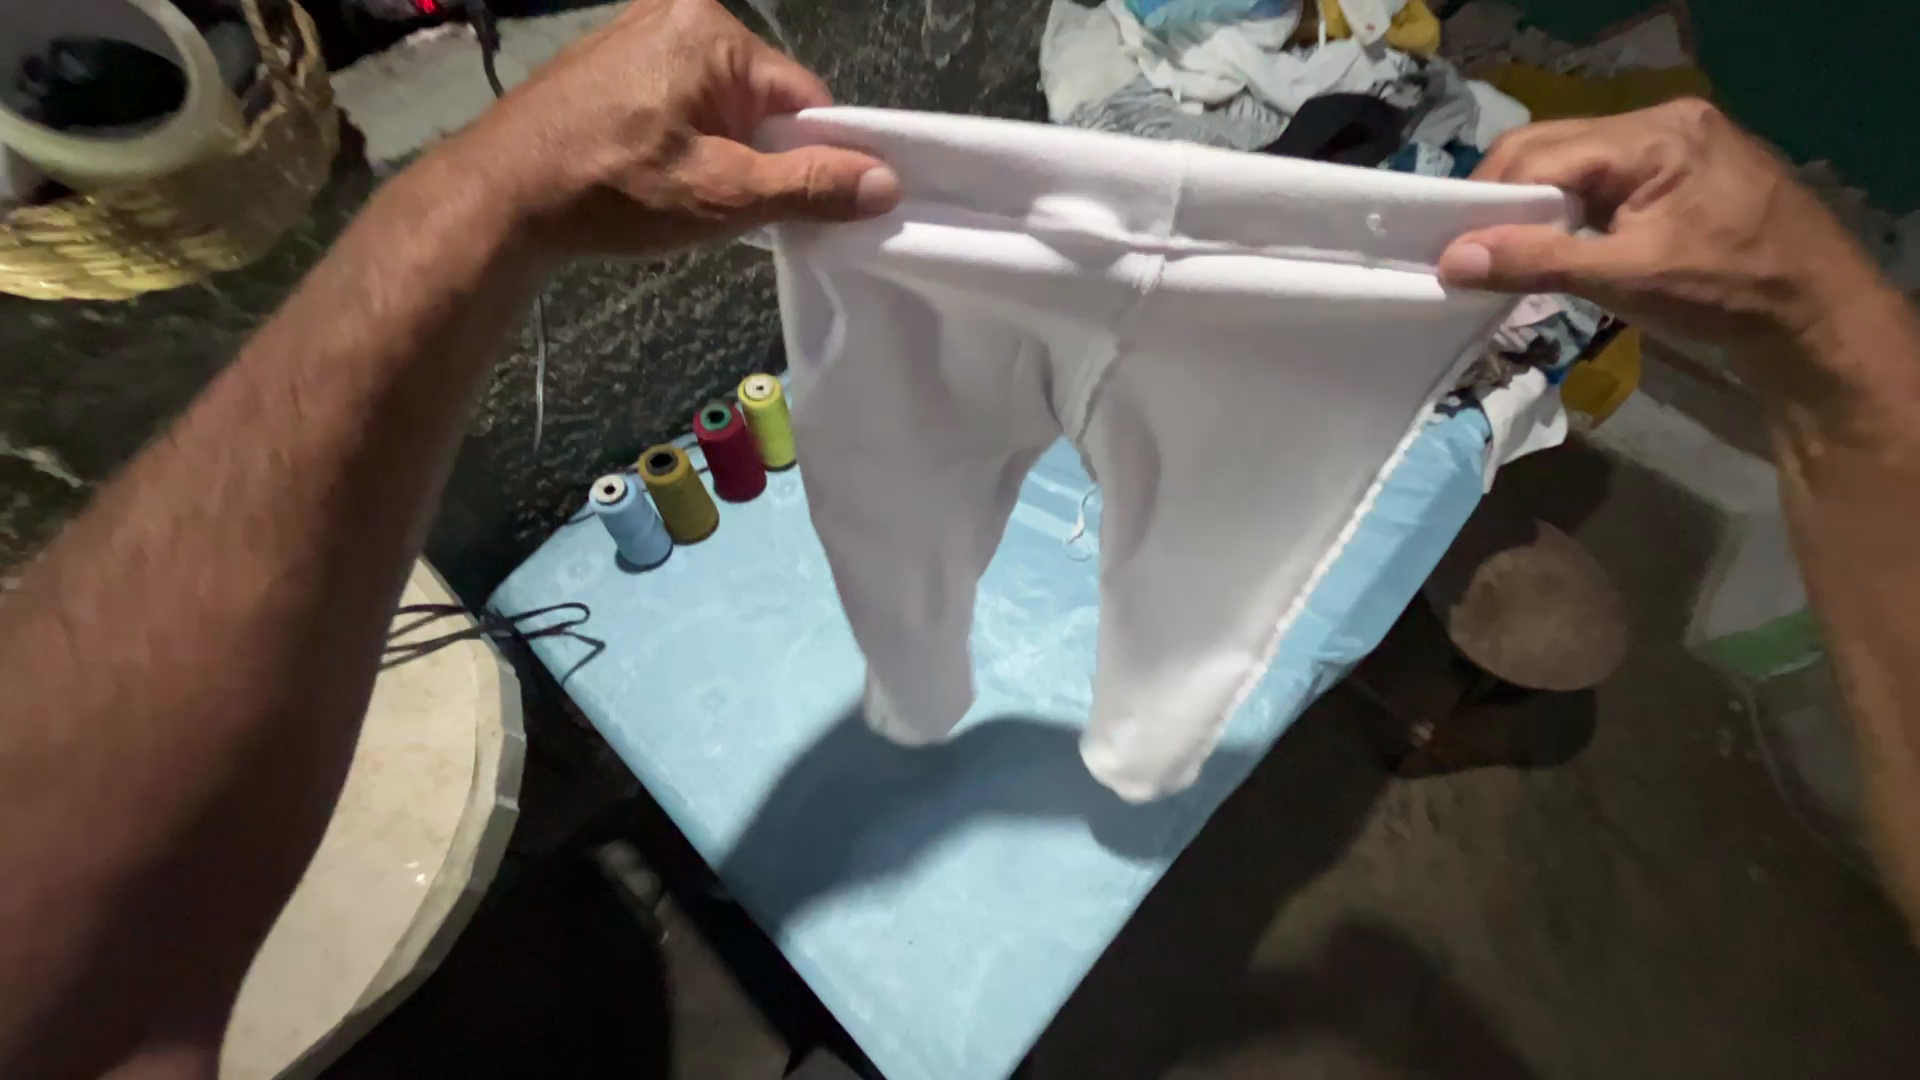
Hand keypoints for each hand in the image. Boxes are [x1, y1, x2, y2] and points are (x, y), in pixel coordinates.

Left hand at [443, 0, 900, 258]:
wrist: (507, 194)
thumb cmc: (617, 190)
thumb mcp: (725, 194)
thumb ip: (809, 187)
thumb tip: (887, 185)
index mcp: (713, 32)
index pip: (807, 99)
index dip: (819, 158)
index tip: (812, 207)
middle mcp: (684, 14)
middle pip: (771, 100)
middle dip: (771, 158)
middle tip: (746, 208)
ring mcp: (649, 33)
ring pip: (735, 107)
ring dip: (738, 156)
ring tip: (704, 196)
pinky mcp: (627, 62)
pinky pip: (697, 104)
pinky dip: (704, 144)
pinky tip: (678, 177)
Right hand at [1436, 100, 1890, 388]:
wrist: (1809, 312)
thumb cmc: (1724, 291)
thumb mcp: (1623, 278)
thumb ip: (1535, 261)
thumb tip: (1450, 260)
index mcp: (1654, 138)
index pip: (1538, 157)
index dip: (1487, 203)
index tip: (1451, 252)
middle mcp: (1657, 125)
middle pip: (1543, 148)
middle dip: (1497, 199)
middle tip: (1470, 251)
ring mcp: (1662, 146)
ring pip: (1558, 163)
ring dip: (1521, 207)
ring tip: (1501, 252)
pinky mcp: (1661, 173)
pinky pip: (1584, 180)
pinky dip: (1551, 211)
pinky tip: (1542, 243)